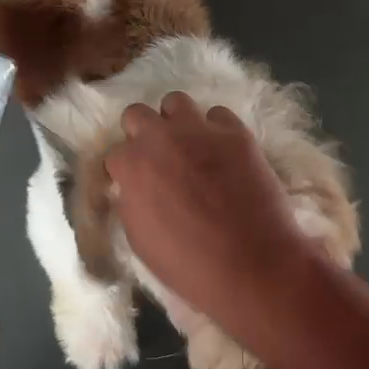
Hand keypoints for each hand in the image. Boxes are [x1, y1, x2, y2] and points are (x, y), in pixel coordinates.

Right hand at [105, 93, 316, 330]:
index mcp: (132, 165)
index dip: (126, 170)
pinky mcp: (235, 133)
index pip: (116, 153)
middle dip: (142, 133)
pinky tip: (224, 152)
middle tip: (158, 157)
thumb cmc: (189, 265)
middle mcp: (159, 138)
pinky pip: (219, 115)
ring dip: (176, 121)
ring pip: (175, 102)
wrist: (252, 266)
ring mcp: (199, 130)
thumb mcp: (139, 240)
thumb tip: (132, 188)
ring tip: (189, 143)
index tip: (137, 183)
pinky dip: (217, 130)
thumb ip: (130, 202)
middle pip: (137, 114)